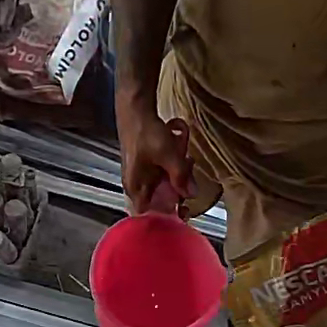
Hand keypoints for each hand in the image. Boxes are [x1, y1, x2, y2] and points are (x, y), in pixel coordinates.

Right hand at [117, 99, 193, 214]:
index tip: (182, 211)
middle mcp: (136, 185)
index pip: (147, 215)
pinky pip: (161, 173)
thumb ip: (180, 176)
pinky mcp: (145, 164)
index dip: (164, 217)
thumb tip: (191, 194)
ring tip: (185, 160)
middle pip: (158, 201)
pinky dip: (172, 167)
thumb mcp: (168, 155)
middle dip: (177, 191)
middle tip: (188, 180)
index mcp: (136, 188)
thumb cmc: (146, 133)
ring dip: (177, 177)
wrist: (134, 108)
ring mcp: (140, 174)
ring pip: (162, 185)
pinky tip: (180, 152)